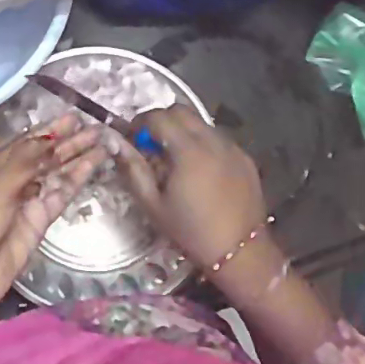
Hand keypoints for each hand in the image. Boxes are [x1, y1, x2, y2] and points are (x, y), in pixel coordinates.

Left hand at [0, 114, 104, 307]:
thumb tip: (52, 140)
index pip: (29, 140)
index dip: (51, 128)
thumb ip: (27, 161)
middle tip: (96, 128)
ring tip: (103, 143)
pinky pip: (63, 192)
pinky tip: (92, 165)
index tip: (74, 117)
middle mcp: (17, 178)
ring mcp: (31, 198)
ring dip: (79, 156)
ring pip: (59, 171)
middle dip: (71, 140)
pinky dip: (78, 178)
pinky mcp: (42, 217)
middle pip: (48, 154)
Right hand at [118, 105, 267, 270]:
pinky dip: (204, 145)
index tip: (133, 138)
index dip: (140, 122)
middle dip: (162, 121)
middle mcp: (213, 140)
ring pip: (201, 123)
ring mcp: (232, 147)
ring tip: (177, 161)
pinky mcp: (245, 157)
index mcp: (188, 150)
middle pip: (182, 111)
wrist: (241, 252)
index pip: (159, 116)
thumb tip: (119, 145)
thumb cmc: (192, 232)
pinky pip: (219, 140)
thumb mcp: (154, 205)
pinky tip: (201, 172)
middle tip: (152, 146)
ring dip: (184, 132)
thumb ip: (134, 170)